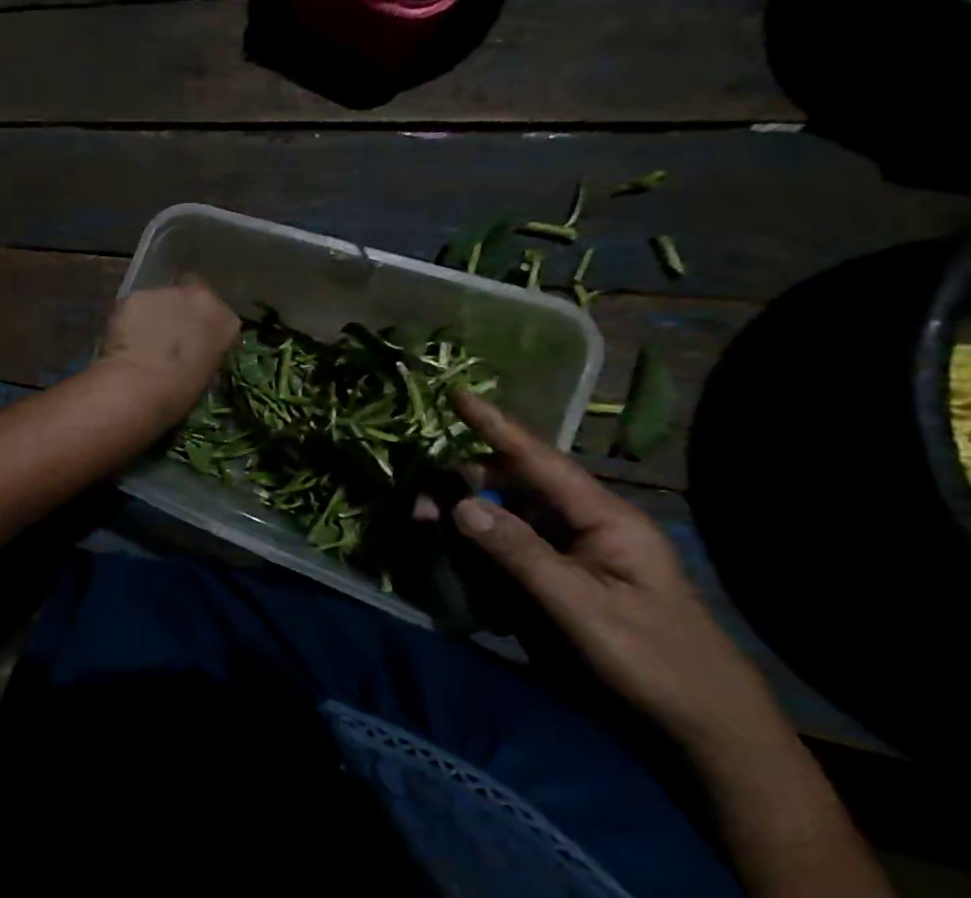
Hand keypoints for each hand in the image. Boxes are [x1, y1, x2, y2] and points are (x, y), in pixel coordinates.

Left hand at [96, 278, 240, 417]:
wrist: (136, 387)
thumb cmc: (177, 394)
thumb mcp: (205, 377)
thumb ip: (204, 354)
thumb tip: (194, 354)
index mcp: (226, 321)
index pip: (221, 320)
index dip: (206, 332)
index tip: (196, 346)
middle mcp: (201, 297)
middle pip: (192, 298)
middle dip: (182, 313)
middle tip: (168, 336)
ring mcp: (167, 292)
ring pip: (162, 298)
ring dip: (157, 313)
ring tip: (143, 337)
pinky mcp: (136, 295)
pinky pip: (137, 304)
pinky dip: (132, 317)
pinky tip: (124, 336)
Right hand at [449, 391, 779, 744]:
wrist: (702, 725)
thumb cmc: (652, 660)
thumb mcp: (582, 608)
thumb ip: (519, 553)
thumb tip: (459, 503)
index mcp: (604, 519)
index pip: (540, 460)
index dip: (496, 426)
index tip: (457, 394)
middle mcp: (584, 524)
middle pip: (511, 486)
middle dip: (461, 487)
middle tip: (418, 510)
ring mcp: (571, 551)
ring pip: (503, 515)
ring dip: (463, 520)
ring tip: (427, 535)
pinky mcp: (559, 576)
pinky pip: (507, 547)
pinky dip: (477, 549)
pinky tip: (458, 564)